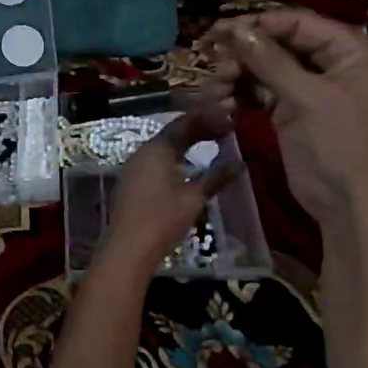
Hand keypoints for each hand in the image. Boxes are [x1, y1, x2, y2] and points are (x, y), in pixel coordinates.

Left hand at [100, 106, 242, 269]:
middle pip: (173, 134)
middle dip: (200, 129)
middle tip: (227, 130)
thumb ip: (216, 177)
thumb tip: (240, 164)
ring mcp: (133, 170)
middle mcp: (141, 154)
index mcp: (156, 149)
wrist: (127, 249)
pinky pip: (156, 163)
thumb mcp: (193, 198)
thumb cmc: (162, 220)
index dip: (209, 118)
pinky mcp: (131, 185)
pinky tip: (188, 167)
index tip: (232, 120)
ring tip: (213, 144)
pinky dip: (176, 159)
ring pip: (164, 149)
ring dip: (188, 144)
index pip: (184, 122)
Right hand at [208, 9, 367, 228]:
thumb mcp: (306, 98)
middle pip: (278, 46)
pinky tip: (222, 107)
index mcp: (349, 49)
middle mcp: (330, 64)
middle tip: (213, 71)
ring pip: (265, 72)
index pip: (297, 24)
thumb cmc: (340, 144)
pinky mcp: (292, 115)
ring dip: (236, 79)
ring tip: (214, 94)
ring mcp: (310, 91)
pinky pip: (262, 96)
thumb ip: (270, 61)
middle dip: (242, 57)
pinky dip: (242, 98)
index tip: (216, 33)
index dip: (257, 26)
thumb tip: (236, 30)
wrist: (352, 202)